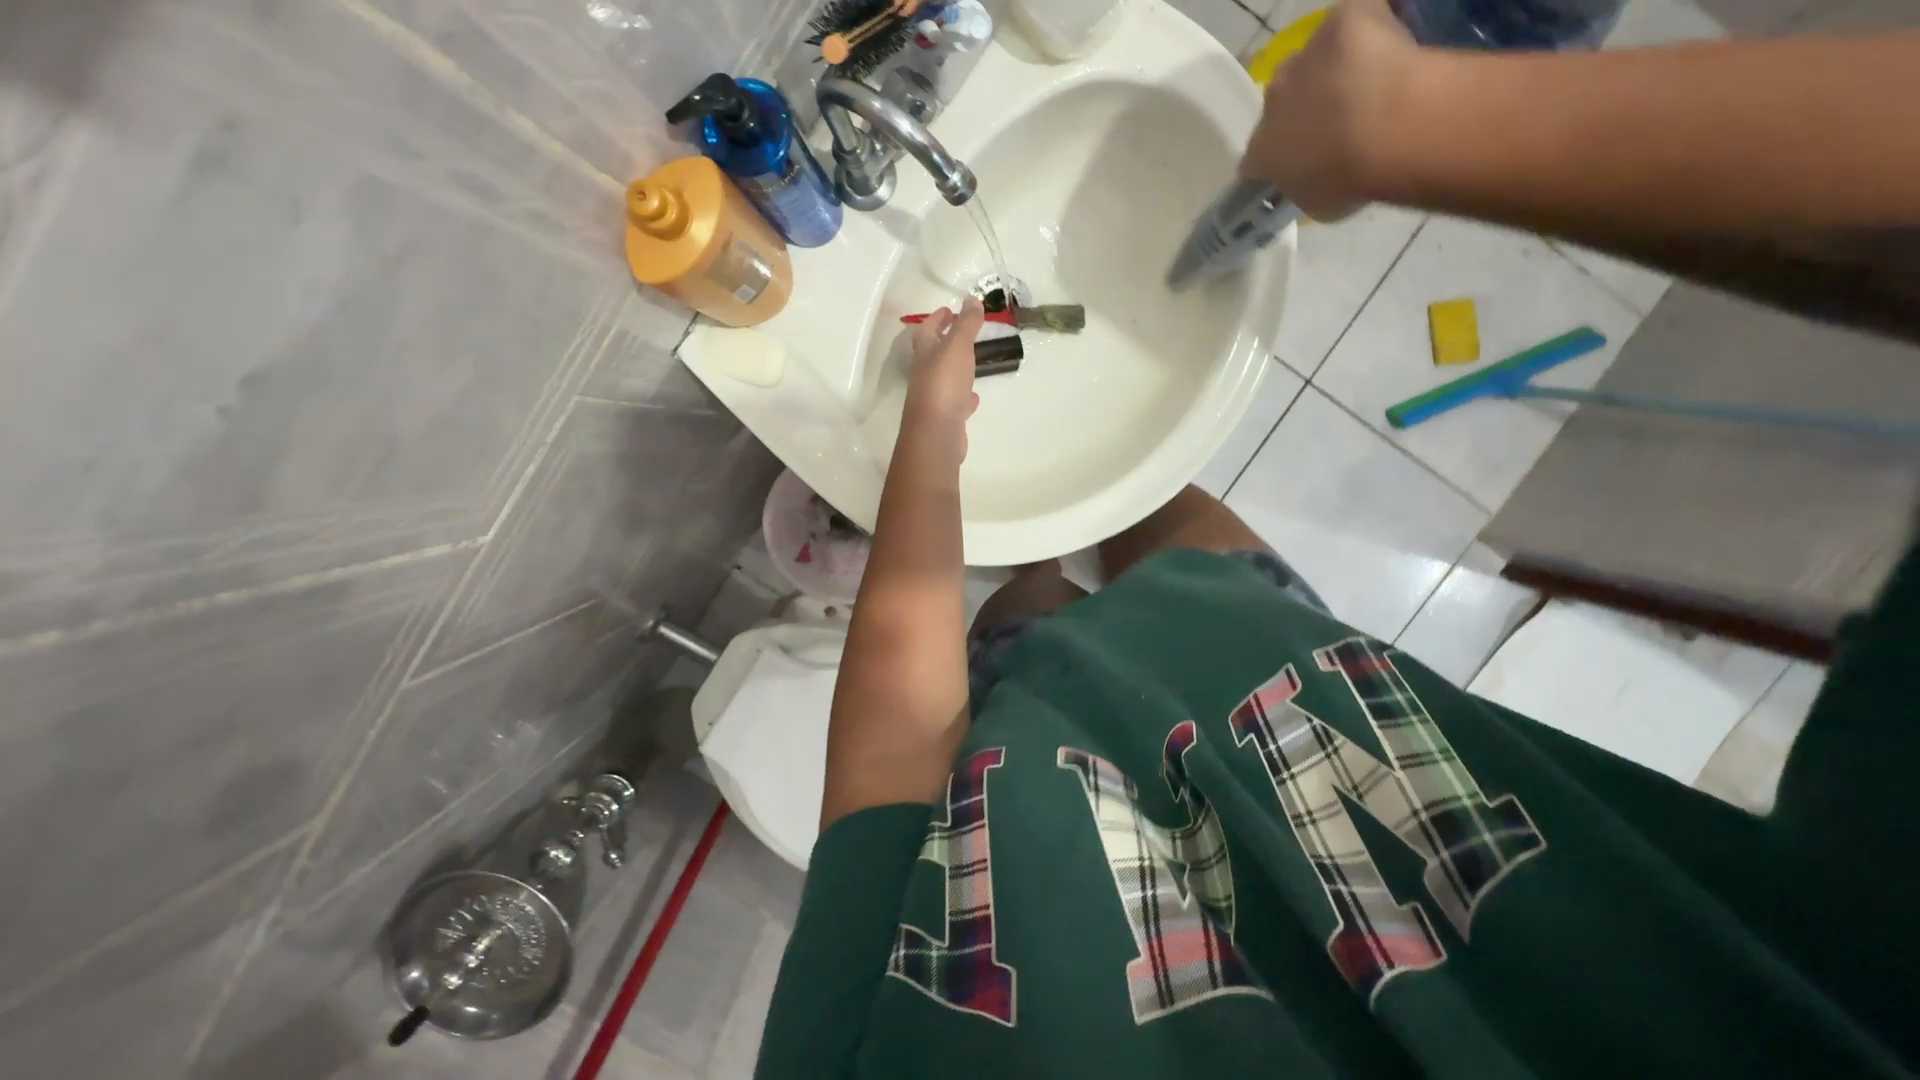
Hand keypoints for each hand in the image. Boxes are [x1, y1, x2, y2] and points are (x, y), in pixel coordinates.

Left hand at [902, 297, 984, 455]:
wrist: (937, 432)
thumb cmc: (944, 383)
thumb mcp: (958, 346)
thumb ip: (966, 323)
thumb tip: (971, 299)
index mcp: (924, 353)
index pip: (927, 329)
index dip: (937, 317)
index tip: (950, 310)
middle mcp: (924, 374)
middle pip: (932, 353)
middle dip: (945, 341)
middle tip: (962, 332)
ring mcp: (933, 398)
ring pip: (944, 377)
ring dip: (955, 368)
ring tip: (971, 361)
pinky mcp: (944, 418)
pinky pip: (955, 402)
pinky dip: (963, 396)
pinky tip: (973, 397)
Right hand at [1238, 0, 1419, 221]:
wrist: (1391, 128)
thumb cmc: (1353, 180)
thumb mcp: (1322, 205)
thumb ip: (1308, 187)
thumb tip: (1314, 179)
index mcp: (1262, 149)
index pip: (1256, 156)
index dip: (1279, 157)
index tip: (1304, 162)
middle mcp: (1273, 99)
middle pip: (1283, 98)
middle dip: (1305, 107)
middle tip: (1343, 121)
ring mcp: (1305, 56)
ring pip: (1314, 59)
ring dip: (1333, 69)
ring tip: (1372, 83)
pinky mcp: (1343, 19)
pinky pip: (1353, 19)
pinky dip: (1369, 29)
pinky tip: (1391, 48)